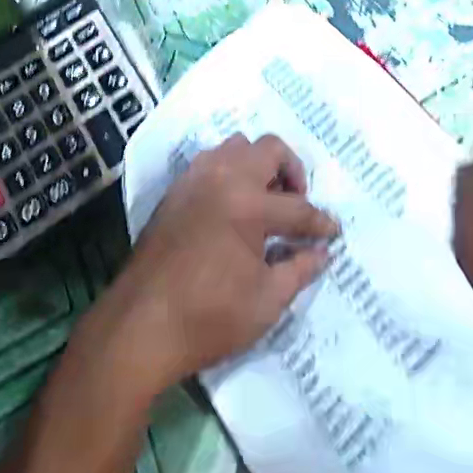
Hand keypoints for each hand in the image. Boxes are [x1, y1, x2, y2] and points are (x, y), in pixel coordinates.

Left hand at [90, 134, 338, 394]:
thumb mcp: (266, 301)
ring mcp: (193, 180)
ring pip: (236, 147)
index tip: (332, 233)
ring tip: (264, 203)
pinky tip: (233, 208)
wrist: (140, 325)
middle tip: (296, 206)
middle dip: (292, 173)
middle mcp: (221, 178)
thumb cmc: (209, 317)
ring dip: (257, 166)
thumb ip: (299, 269)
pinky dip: (229, 173)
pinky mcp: (174, 191)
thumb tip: (321, 252)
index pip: (298, 207)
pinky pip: (210, 162)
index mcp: (248, 204)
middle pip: (269, 149)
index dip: (320, 224)